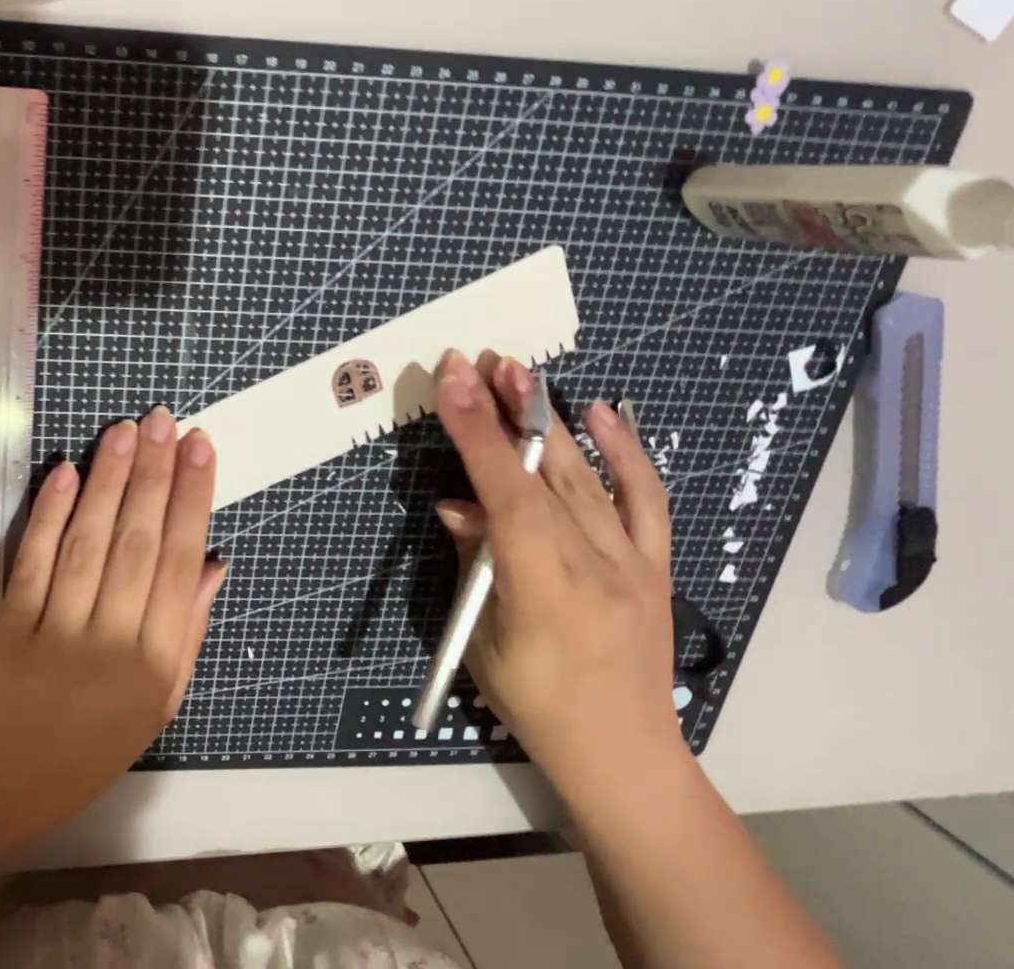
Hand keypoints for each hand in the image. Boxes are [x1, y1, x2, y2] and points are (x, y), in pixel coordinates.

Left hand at [0, 406, 226, 828]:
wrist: (7, 778)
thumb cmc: (92, 743)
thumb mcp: (160, 703)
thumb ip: (188, 631)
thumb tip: (215, 561)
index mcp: (157, 662)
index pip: (179, 562)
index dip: (191, 499)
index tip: (199, 447)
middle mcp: (113, 643)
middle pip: (138, 543)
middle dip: (154, 475)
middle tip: (164, 420)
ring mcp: (58, 633)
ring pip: (90, 543)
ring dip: (108, 481)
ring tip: (124, 430)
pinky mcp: (11, 626)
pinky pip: (35, 561)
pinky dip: (51, 514)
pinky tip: (67, 471)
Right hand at [432, 351, 682, 793]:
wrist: (622, 751)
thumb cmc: (534, 704)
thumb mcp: (481, 639)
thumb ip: (473, 563)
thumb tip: (457, 503)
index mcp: (545, 591)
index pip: (508, 497)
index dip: (478, 436)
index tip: (455, 381)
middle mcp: (597, 567)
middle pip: (548, 475)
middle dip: (509, 413)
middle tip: (481, 360)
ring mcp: (635, 562)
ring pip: (588, 476)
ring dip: (550, 421)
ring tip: (518, 375)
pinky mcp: (656, 564)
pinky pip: (645, 498)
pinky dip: (625, 451)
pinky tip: (601, 413)